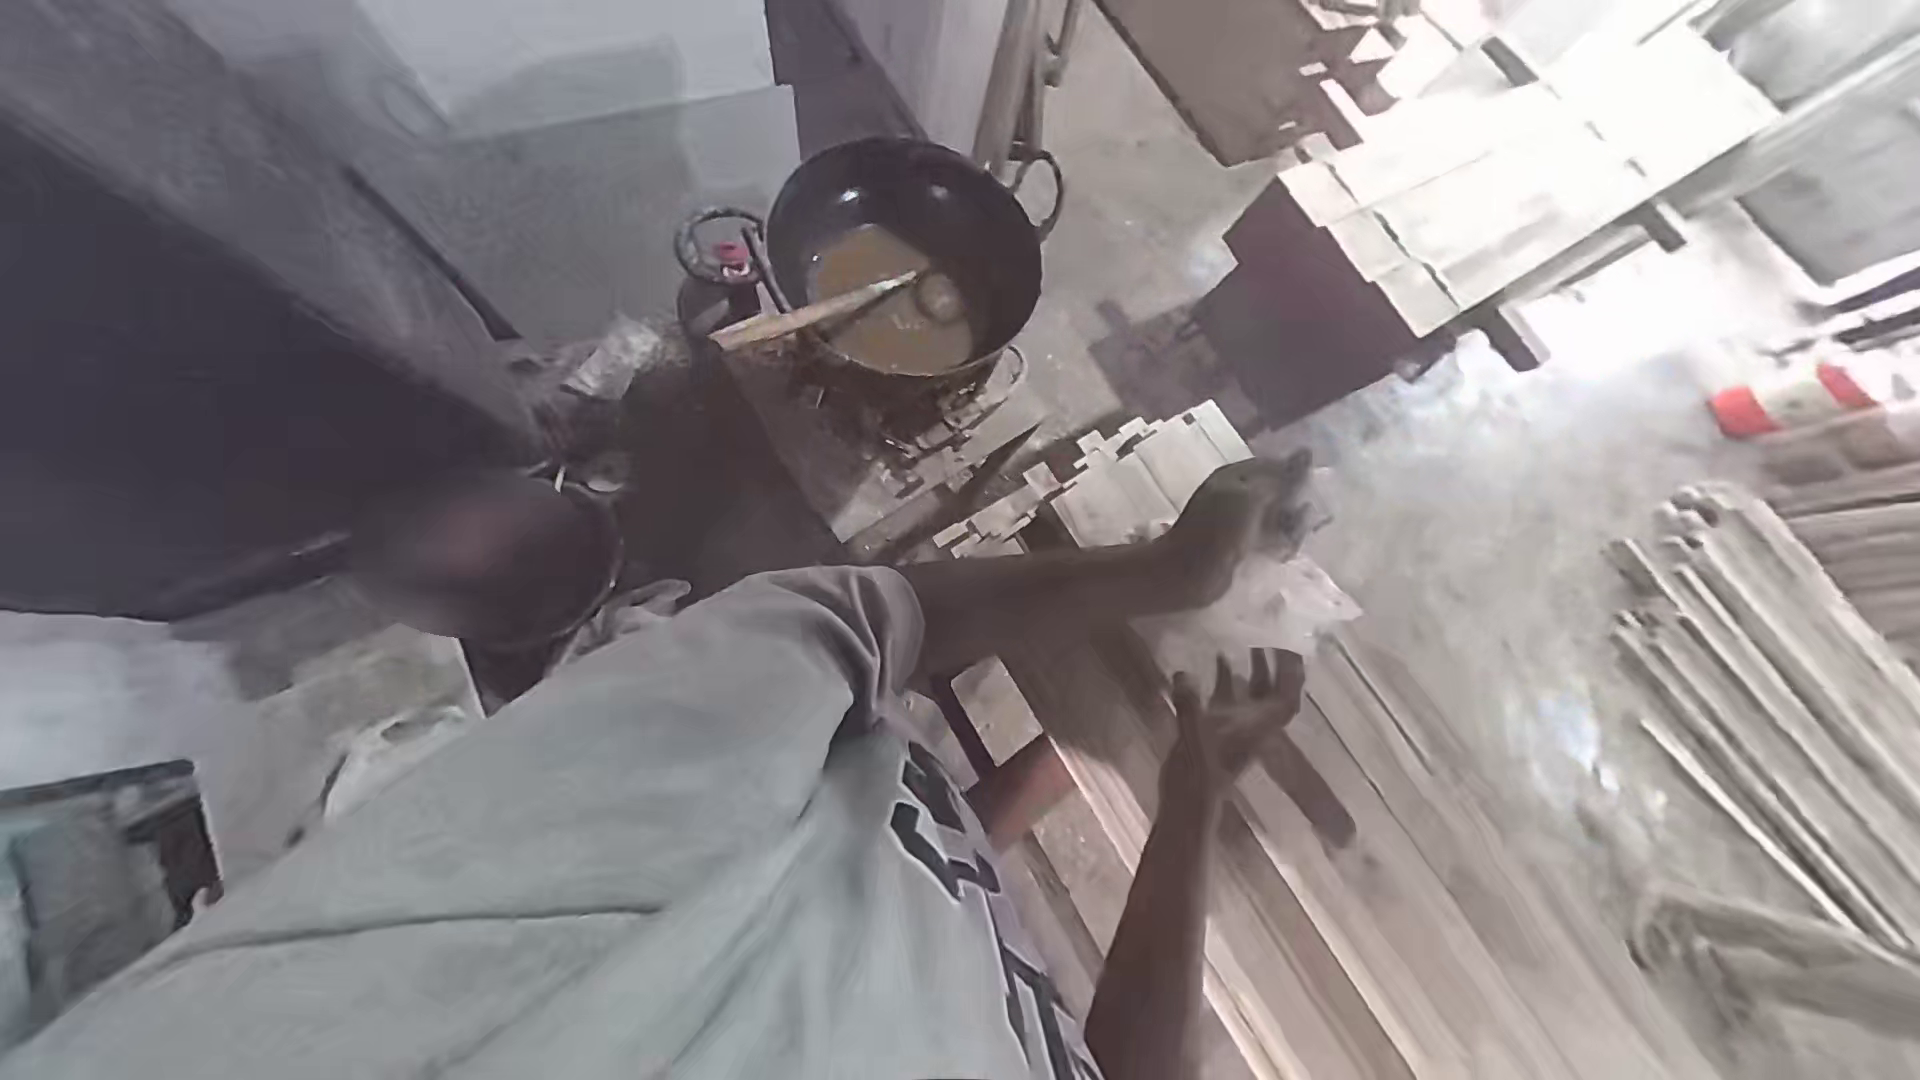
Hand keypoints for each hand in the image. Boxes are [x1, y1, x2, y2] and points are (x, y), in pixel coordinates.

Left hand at [1155, 451, 1311, 607]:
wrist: (1189, 573)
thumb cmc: (1215, 531)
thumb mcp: (1250, 496)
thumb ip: (1280, 478)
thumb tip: (1306, 453)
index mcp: (1234, 476)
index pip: (1275, 464)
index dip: (1297, 472)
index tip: (1318, 485)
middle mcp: (1238, 495)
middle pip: (1281, 491)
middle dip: (1297, 503)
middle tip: (1300, 518)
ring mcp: (1241, 522)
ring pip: (1280, 516)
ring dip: (1292, 526)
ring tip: (1290, 538)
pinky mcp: (1245, 546)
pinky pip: (1274, 539)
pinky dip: (1283, 543)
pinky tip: (1285, 552)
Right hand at [1162, 648, 1305, 806]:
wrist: (1187, 801)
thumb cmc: (1199, 772)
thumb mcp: (1194, 736)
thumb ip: (1190, 704)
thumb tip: (1183, 673)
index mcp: (1256, 727)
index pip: (1285, 698)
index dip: (1291, 674)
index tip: (1290, 646)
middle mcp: (1250, 723)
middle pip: (1269, 691)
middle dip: (1271, 664)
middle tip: (1264, 632)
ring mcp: (1232, 726)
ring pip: (1248, 693)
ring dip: (1247, 670)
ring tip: (1240, 639)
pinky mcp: (1211, 727)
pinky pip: (1222, 697)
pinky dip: (1220, 679)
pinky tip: (1208, 661)